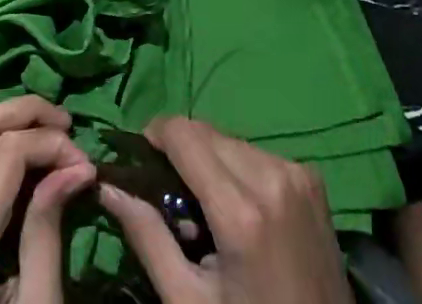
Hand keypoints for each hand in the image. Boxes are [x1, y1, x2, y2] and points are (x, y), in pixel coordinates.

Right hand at [97, 117, 351, 303]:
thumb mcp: (186, 298)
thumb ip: (147, 236)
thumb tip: (108, 188)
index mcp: (241, 209)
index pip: (186, 135)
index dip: (155, 134)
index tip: (137, 155)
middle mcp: (273, 175)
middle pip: (209, 134)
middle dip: (180, 151)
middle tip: (164, 193)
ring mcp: (298, 173)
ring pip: (235, 141)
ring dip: (210, 159)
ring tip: (202, 208)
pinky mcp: (312, 178)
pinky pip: (261, 154)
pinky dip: (239, 168)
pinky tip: (236, 207)